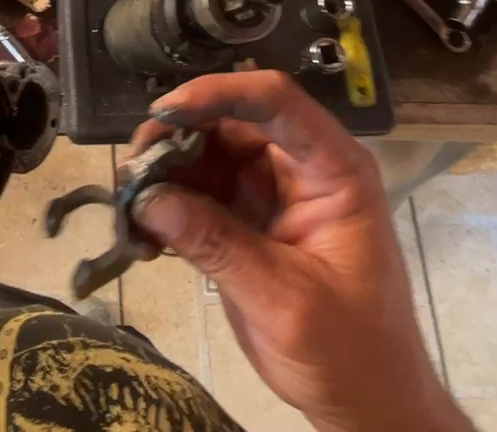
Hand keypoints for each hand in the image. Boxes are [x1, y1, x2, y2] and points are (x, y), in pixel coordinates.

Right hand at [129, 71, 467, 431]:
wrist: (367, 404)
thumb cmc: (351, 353)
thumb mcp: (285, 301)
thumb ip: (217, 245)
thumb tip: (147, 198)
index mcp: (331, 168)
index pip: (274, 101)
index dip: (217, 94)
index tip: (162, 115)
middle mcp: (297, 164)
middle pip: (227, 121)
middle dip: (174, 138)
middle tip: (132, 171)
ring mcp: (267, 187)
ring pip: (202, 151)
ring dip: (162, 172)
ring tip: (129, 206)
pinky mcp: (242, 213)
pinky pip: (194, 189)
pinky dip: (164, 203)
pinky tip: (142, 233)